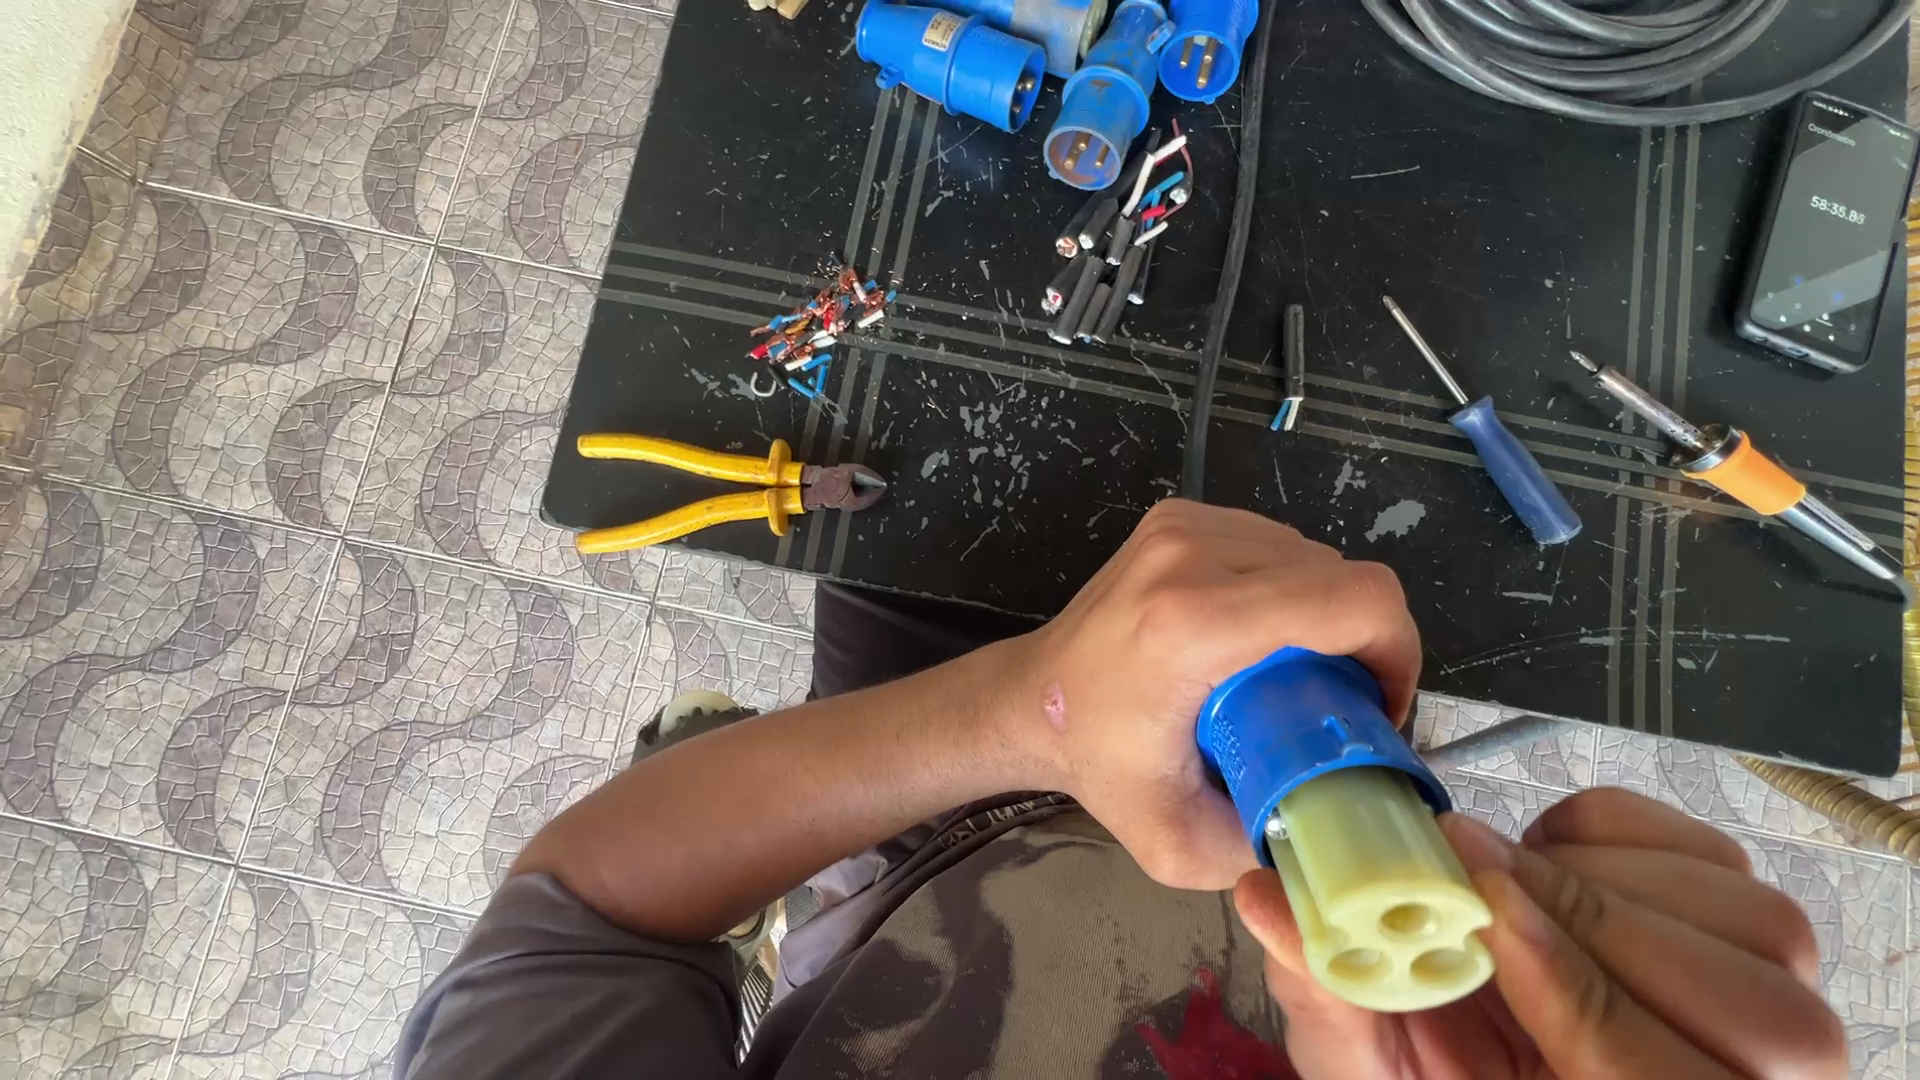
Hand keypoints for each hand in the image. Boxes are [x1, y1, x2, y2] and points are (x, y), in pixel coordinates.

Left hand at [1006, 498, 1420, 890]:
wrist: (1031, 699)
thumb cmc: (1098, 763)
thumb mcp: (1177, 842)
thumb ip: (1267, 851)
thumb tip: (1345, 836)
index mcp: (1194, 625)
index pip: (1354, 600)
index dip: (1397, 651)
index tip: (1376, 705)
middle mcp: (1188, 556)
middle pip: (1339, 574)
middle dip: (1362, 639)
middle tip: (1335, 700)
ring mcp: (1178, 525)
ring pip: (1308, 553)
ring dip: (1324, 610)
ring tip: (1297, 668)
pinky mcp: (1173, 517)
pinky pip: (1269, 540)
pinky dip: (1284, 582)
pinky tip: (1260, 628)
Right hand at [1235, 787, 1845, 1079]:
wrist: (1472, 1046)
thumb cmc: (1423, 1070)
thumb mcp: (1359, 1053)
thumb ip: (1321, 985)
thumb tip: (1262, 894)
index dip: (1587, 1000)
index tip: (1482, 912)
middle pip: (1765, 1021)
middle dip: (1595, 921)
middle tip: (1472, 862)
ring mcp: (1752, 1005)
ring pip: (1759, 929)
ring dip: (1610, 875)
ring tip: (1502, 866)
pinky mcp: (1730, 924)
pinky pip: (1720, 860)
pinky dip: (1623, 830)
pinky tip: (1546, 848)